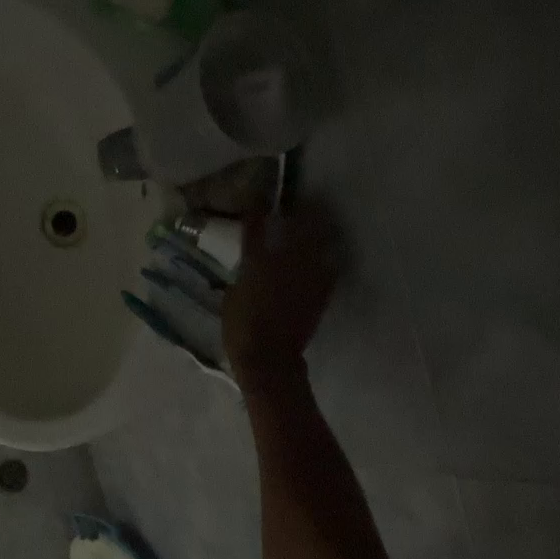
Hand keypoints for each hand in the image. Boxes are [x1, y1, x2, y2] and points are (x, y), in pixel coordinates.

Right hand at [221, 201, 346, 390]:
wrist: (270, 359)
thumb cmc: (240, 331)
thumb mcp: (230, 299)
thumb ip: (242, 276)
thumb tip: (249, 264)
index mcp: (257, 262)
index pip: (257, 226)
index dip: (257, 210)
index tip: (256, 200)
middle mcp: (287, 260)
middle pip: (300, 225)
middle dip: (300, 213)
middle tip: (298, 208)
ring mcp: (310, 273)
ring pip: (320, 240)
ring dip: (318, 230)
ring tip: (315, 226)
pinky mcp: (323, 289)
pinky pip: (329, 263)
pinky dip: (326, 257)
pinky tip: (322, 256)